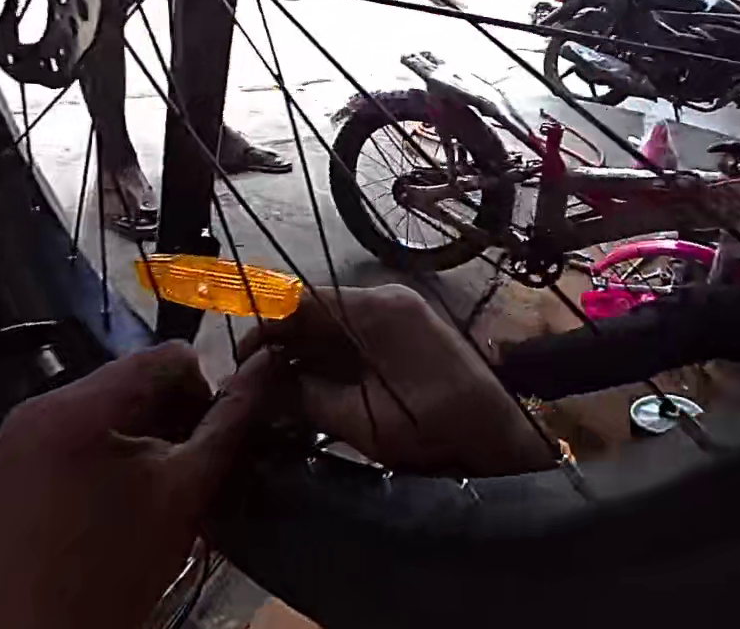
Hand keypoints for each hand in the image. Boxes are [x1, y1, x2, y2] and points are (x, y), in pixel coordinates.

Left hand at [0, 343, 274, 628]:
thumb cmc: (118, 572)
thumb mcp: (187, 488)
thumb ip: (231, 417)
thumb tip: (268, 363)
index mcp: (77, 408)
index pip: (163, 357)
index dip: (201, 387)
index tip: (206, 434)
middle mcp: (37, 405)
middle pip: (131, 376)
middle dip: (167, 409)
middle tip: (182, 459)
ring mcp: (15, 432)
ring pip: (105, 398)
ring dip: (139, 423)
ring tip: (152, 475)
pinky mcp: (6, 458)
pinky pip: (74, 422)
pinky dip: (106, 439)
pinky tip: (117, 483)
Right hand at [246, 285, 557, 476]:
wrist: (498, 440)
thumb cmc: (434, 428)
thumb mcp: (363, 420)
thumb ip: (308, 398)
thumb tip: (259, 387)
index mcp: (377, 309)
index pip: (305, 299)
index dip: (267, 323)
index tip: (240, 356)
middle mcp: (385, 300)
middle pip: (317, 311)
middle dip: (281, 342)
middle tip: (250, 379)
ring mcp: (396, 314)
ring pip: (332, 325)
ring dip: (301, 353)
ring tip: (271, 387)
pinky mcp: (401, 333)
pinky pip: (352, 337)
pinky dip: (327, 359)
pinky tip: (307, 385)